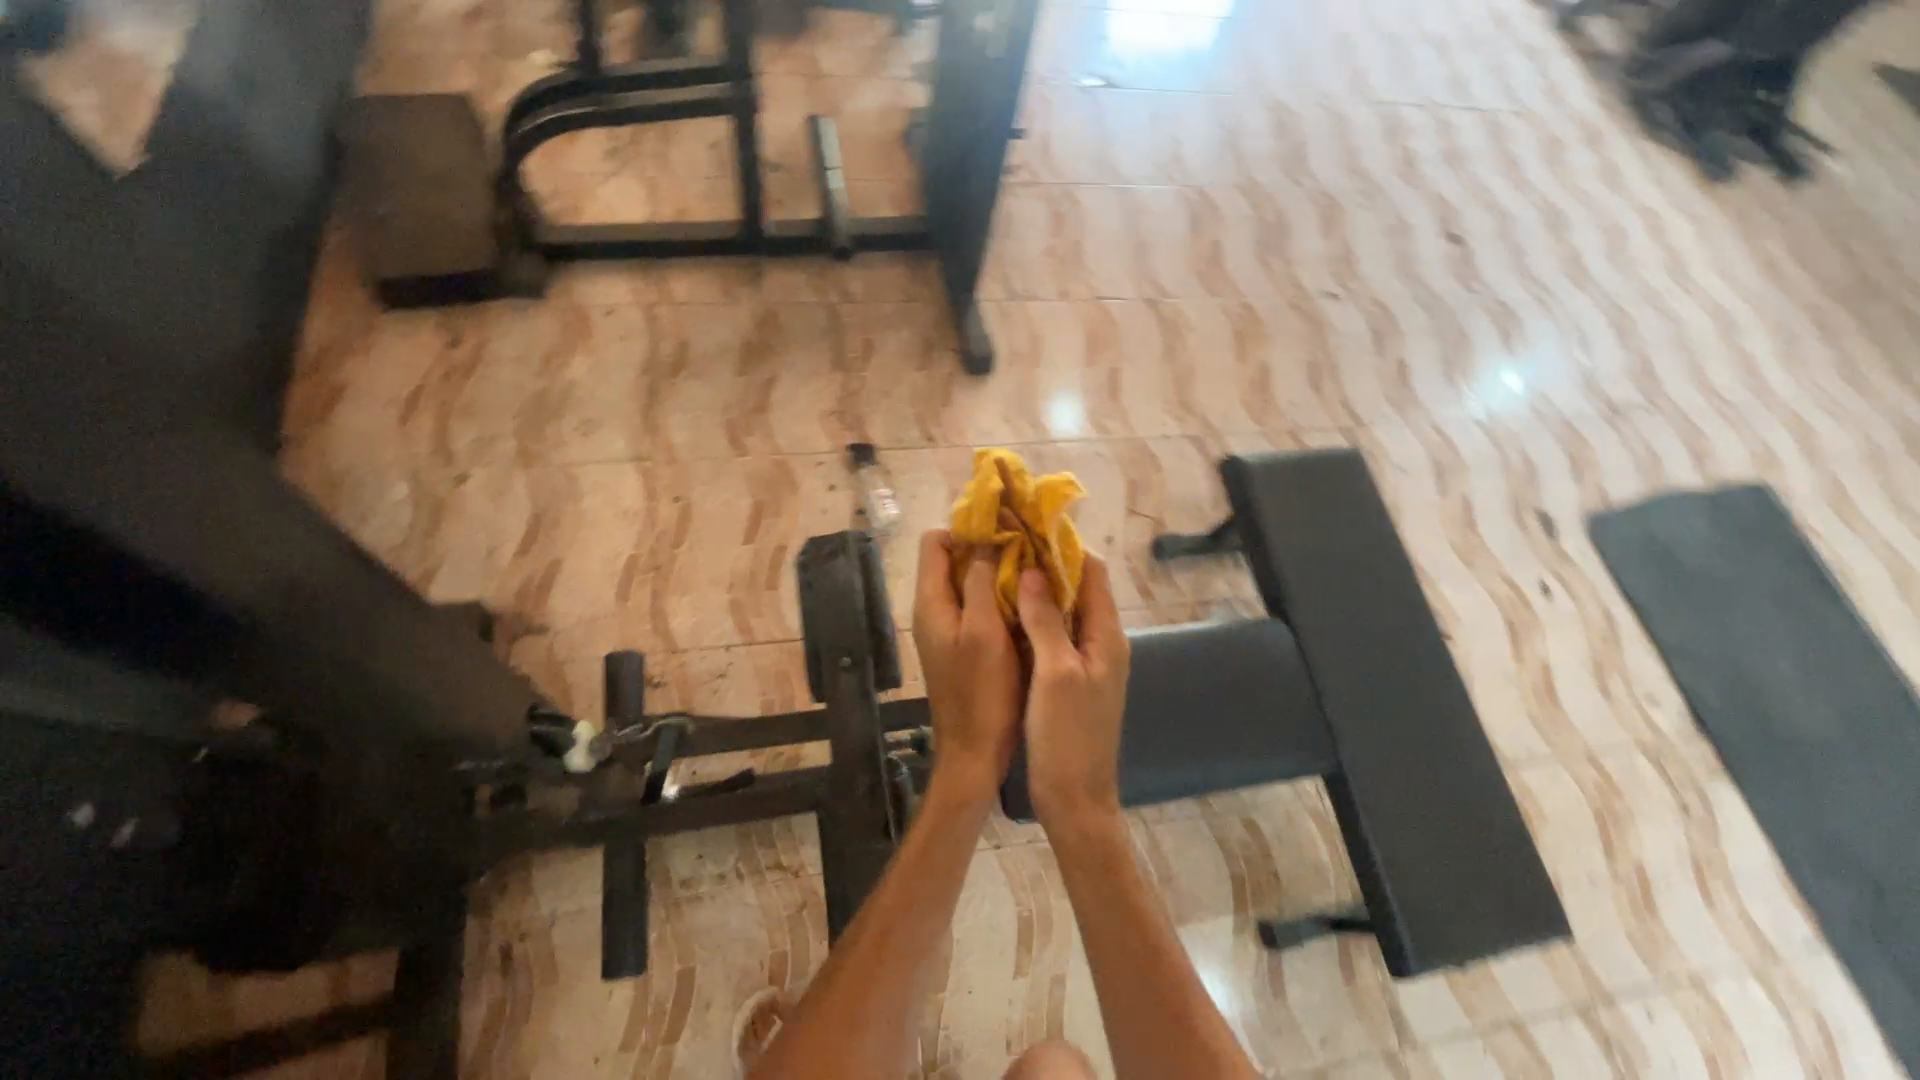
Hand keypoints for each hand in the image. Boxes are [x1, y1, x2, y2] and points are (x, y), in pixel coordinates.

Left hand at [913, 530, 1023, 799]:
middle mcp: (935, 610)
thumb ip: (980, 582)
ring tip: (1035, 568)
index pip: (936, 542)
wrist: (976, 752)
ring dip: (998, 573)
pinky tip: (1031, 601)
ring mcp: (950, 629)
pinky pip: (980, 607)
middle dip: (988, 547)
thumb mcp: (984, 631)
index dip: (967, 528)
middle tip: (1029, 546)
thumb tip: (984, 540)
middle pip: (954, 560)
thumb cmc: (981, 692)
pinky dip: (1001, 598)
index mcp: (932, 602)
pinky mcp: (966, 646)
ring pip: (970, 583)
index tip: (1007, 529)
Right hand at [1015, 556, 1129, 832]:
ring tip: (999, 570)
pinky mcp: (1069, 682)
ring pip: (1064, 614)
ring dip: (1038, 592)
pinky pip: (1053, 638)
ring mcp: (1086, 665)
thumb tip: (1032, 570)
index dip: (1063, 546)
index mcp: (1106, 636)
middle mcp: (1101, 643)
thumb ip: (1046, 620)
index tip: (1026, 527)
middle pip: (1078, 590)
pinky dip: (1033, 621)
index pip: (1092, 573)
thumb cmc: (1068, 736)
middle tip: (1004, 545)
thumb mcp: (1055, 673)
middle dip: (1046, 565)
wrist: (1075, 799)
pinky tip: (1004, 615)